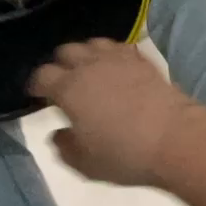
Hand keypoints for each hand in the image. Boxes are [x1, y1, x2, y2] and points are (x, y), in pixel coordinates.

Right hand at [28, 38, 200, 186]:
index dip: (36, 84)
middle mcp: (90, 64)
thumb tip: (59, 131)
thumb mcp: (84, 163)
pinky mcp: (139, 55)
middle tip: (62, 82)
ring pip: (91, 43)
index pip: (42, 75)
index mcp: (70, 88)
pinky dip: (109, 53)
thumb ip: (64, 146)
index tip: (36, 94)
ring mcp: (116, 56)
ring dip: (85, 54)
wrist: (170, 134)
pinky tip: (113, 66)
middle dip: (59, 64)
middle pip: (66, 51)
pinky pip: (116, 46)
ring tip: (88, 70)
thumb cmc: (123, 152)